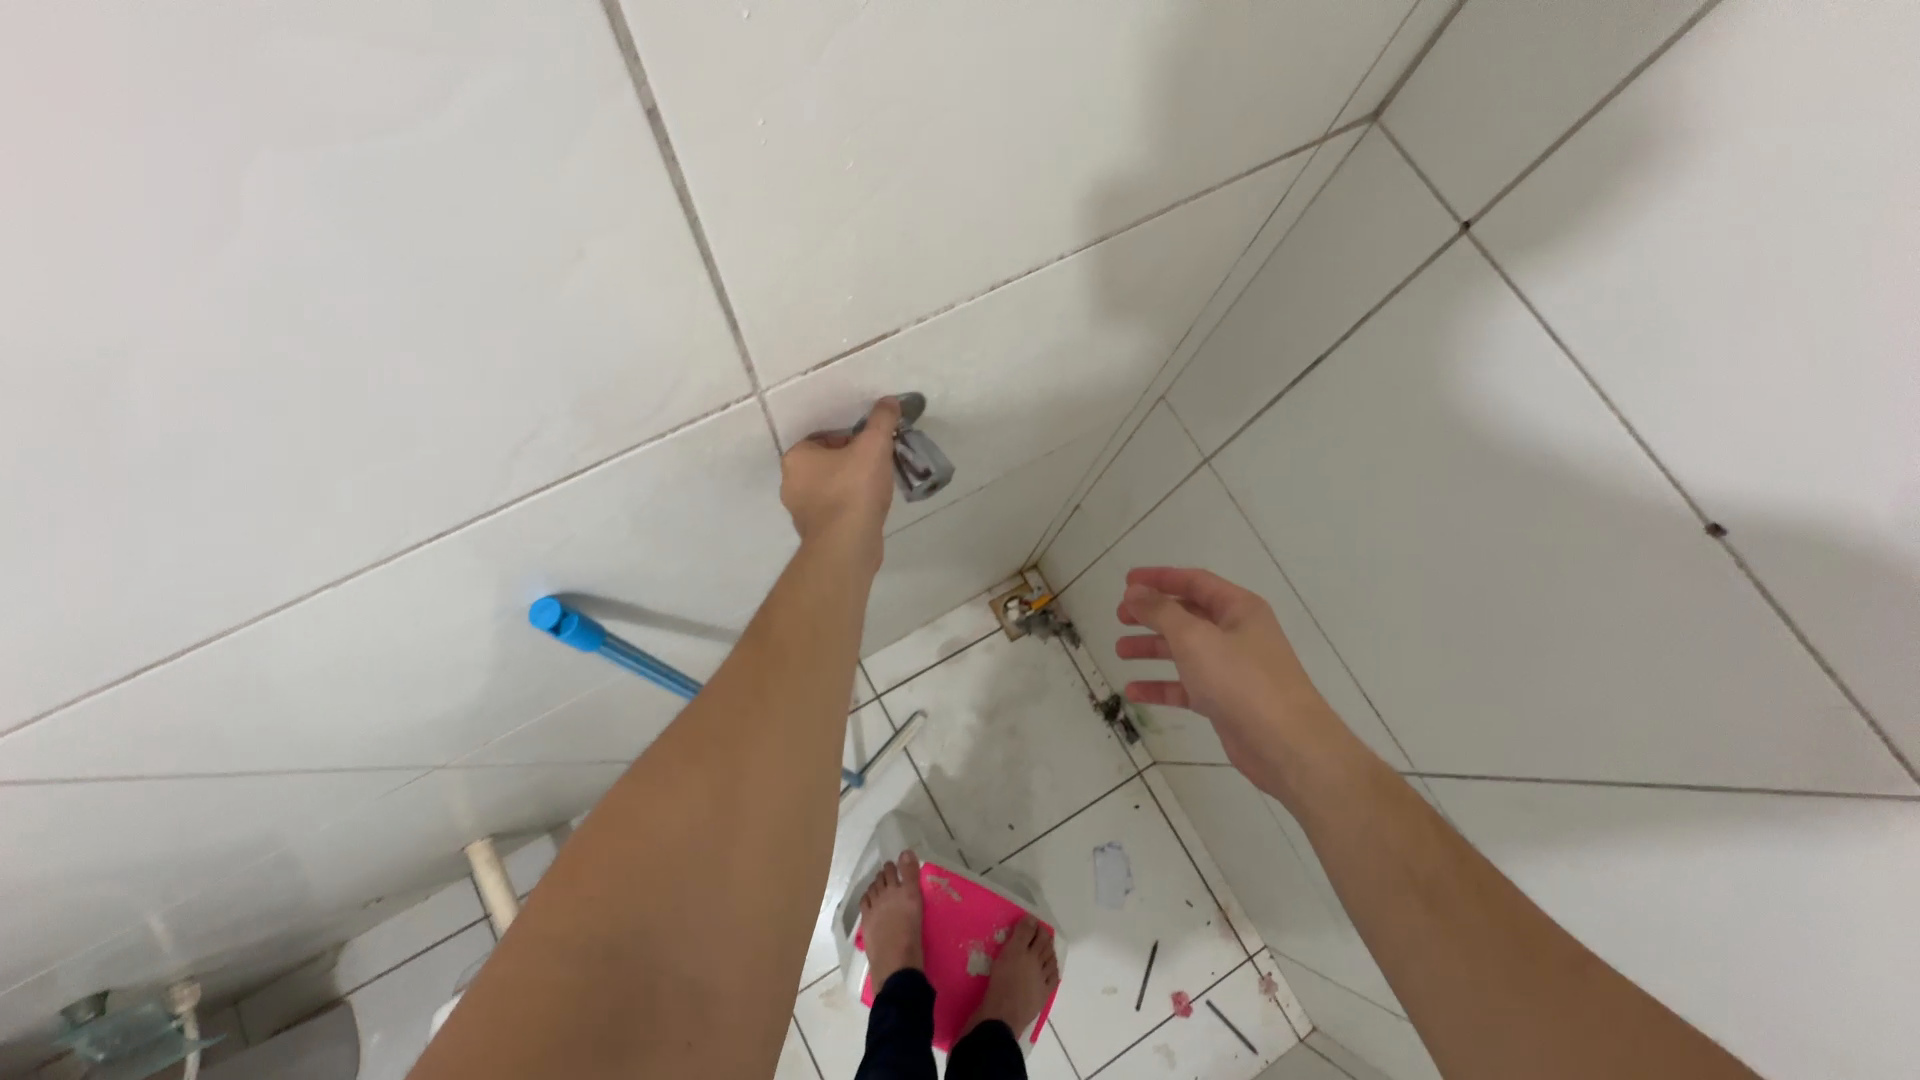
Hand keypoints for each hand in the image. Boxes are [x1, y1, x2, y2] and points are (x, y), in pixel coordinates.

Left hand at [781, 398, 899, 556]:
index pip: (824, 438)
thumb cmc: (854, 489)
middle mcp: (791, 483)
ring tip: (876, 489)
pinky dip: (849, 508)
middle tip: (877, 466)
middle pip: (827, 463)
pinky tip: (868, 510)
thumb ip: (882, 420)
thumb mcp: (874, 446)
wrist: (847, 544)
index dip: (851, 440)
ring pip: (830, 488)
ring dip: (850, 486)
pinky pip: (834, 511)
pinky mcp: (814, 532)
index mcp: (796, 457)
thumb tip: (890, 401)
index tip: (871, 448)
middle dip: (850, 463)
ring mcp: (800, 511)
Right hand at [1116, 567, 1354, 802]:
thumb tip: (1134, 591)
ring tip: (1120, 650)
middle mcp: (1237, 634)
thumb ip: (1161, 611)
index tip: (1127, 581)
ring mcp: (1231, 669)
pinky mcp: (1224, 701)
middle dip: (1152, 614)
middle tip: (1120, 616)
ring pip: (1184, 651)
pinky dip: (1161, 686)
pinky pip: (1186, 686)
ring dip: (1152, 648)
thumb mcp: (1195, 638)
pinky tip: (1133, 690)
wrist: (1285, 744)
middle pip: (1187, 615)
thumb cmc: (1241, 680)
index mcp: (1238, 609)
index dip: (1159, 578)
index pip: (1194, 582)